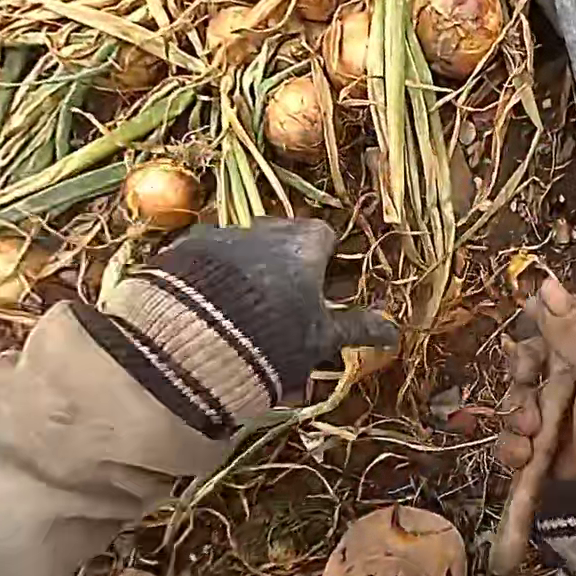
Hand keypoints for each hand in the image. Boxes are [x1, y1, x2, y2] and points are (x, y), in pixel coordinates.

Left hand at [91, 219, 396, 432]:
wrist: (190, 344)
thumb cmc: (274, 337)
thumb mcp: (321, 338)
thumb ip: (357, 329)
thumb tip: (395, 332)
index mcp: (302, 246)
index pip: (323, 233)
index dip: (328, 254)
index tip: (327, 275)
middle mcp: (262, 231)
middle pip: (283, 233)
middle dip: (289, 256)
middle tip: (289, 292)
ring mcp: (218, 237)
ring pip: (244, 243)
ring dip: (251, 263)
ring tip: (248, 302)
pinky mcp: (180, 252)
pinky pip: (206, 255)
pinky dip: (215, 273)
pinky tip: (212, 304)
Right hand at [498, 279, 575, 480]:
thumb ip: (574, 333)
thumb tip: (546, 284)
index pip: (557, 318)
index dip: (539, 320)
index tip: (530, 324)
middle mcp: (567, 373)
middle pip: (525, 354)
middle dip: (522, 370)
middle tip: (527, 380)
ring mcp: (548, 408)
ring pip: (513, 394)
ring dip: (517, 412)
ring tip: (533, 430)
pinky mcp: (533, 442)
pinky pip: (507, 434)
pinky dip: (511, 444)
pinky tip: (526, 453)